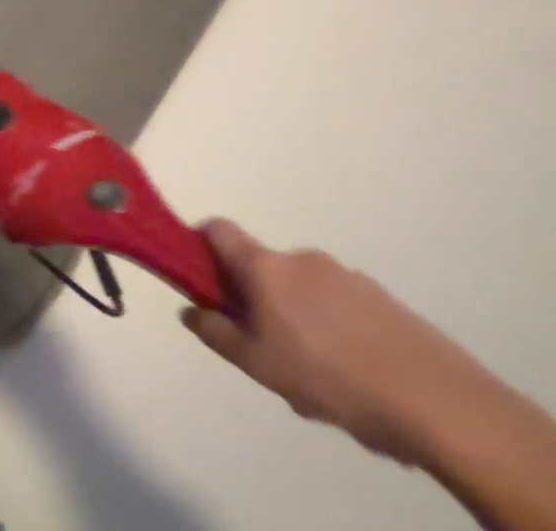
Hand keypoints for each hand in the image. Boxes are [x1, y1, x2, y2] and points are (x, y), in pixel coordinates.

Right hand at [183, 219, 496, 464]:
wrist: (442, 406)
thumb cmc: (328, 377)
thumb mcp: (254, 363)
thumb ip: (214, 331)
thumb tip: (193, 310)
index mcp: (265, 267)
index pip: (218, 229)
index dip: (199, 244)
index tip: (198, 275)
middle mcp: (305, 261)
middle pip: (262, 266)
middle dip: (252, 295)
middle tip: (258, 340)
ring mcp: (351, 279)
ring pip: (302, 289)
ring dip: (294, 313)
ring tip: (310, 366)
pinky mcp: (388, 302)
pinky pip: (340, 305)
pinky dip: (332, 327)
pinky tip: (348, 371)